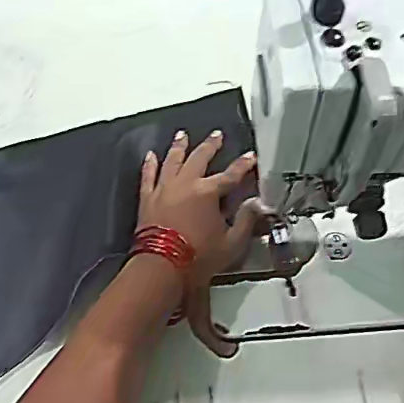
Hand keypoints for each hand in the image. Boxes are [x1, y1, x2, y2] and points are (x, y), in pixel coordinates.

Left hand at [138, 129, 261, 283]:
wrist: (161, 266)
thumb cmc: (198, 258)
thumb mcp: (232, 243)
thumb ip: (245, 221)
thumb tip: (256, 204)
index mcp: (208, 192)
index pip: (231, 175)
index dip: (243, 165)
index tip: (250, 156)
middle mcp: (185, 184)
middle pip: (199, 158)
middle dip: (210, 145)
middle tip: (216, 135)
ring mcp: (164, 189)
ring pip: (172, 160)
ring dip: (179, 146)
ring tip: (182, 135)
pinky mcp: (147, 198)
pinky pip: (148, 176)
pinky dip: (150, 164)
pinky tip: (150, 155)